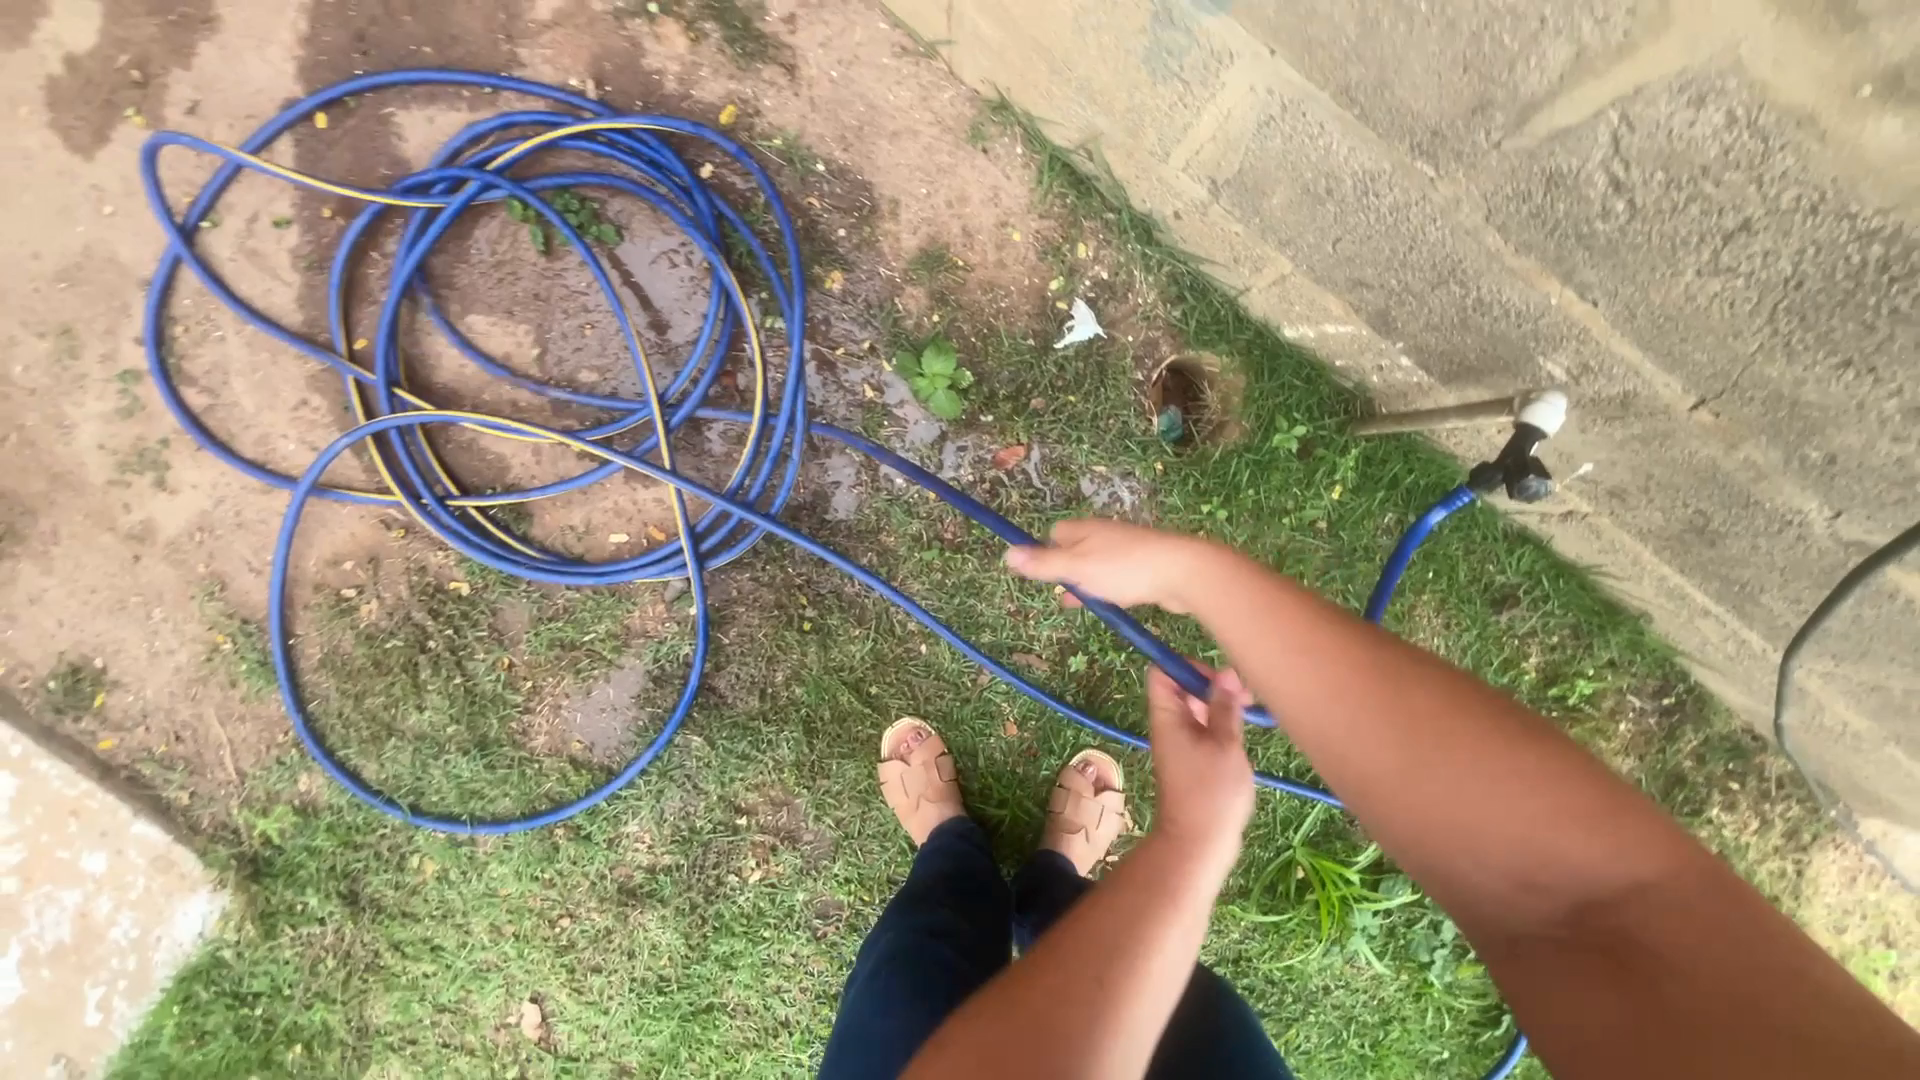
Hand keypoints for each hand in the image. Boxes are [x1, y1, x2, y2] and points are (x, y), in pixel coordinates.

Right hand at [1002, 519, 1219, 612]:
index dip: (1046, 551)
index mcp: (1086, 529)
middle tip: (1061, 594)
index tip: (1044, 575)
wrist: (1182, 572)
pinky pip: (1119, 576)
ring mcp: (1128, 549)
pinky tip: (1114, 604)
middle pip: (1076, 548)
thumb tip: (1007, 553)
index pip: (1056, 533)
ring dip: (1089, 583)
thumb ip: (1043, 564)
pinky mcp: (1147, 566)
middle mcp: (1105, 534)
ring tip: (1084, 605)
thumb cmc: (1123, 568)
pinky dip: (1111, 589)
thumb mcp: (1076, 568)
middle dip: (1067, 570)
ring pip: (1098, 564)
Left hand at [1145, 663, 1255, 877]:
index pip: (1163, 673)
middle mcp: (1169, 725)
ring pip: (1197, 708)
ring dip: (1221, 704)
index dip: (1187, 666)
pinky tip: (1245, 730)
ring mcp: (1180, 742)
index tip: (1219, 678)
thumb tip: (1225, 673)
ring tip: (1251, 710)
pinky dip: (1222, 723)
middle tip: (1246, 695)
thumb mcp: (1225, 745)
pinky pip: (1204, 728)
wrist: (1199, 843)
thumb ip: (1224, 707)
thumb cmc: (1211, 793)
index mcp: (1166, 717)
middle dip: (1213, 684)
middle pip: (1182, 688)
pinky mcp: (1193, 758)